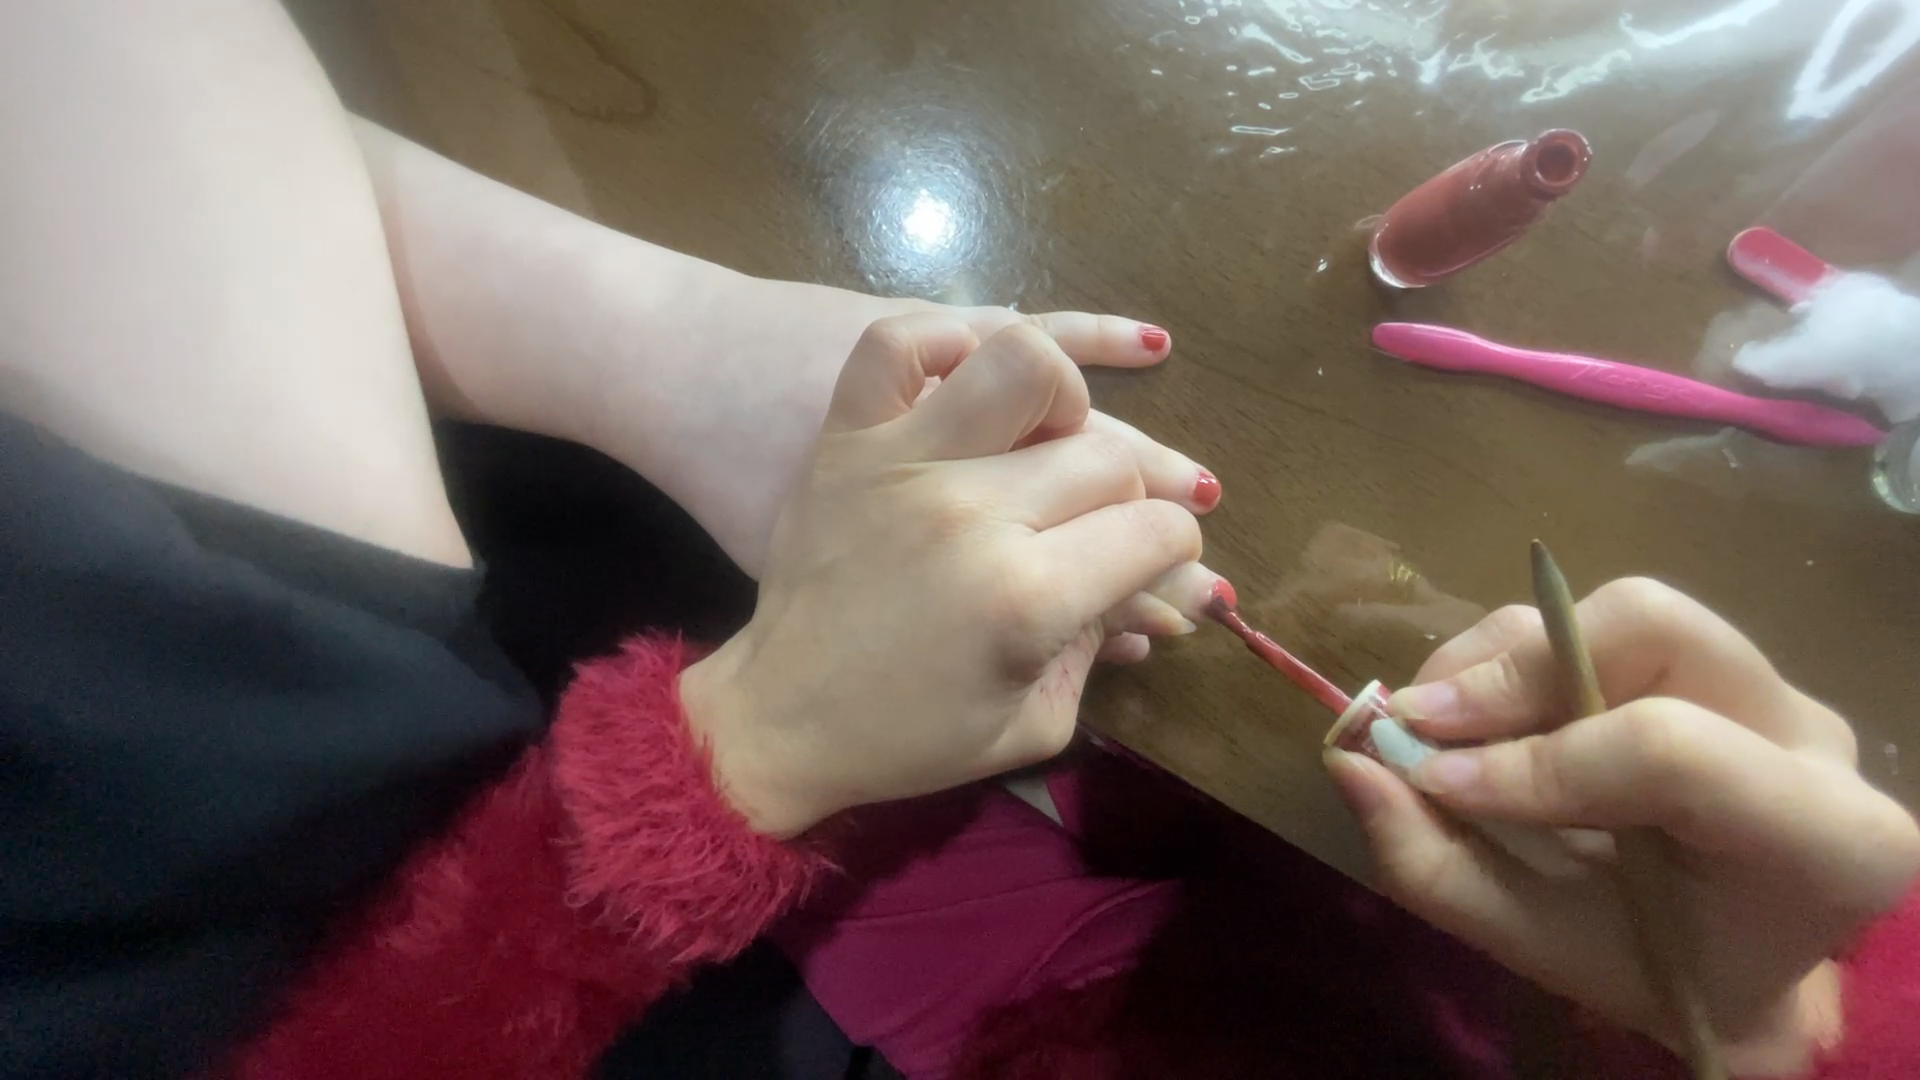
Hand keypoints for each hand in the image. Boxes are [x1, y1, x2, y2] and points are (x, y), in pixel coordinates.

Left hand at [680, 313, 1220, 837]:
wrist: (781, 717)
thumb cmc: (911, 737)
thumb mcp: (1035, 719)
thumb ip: (1110, 638)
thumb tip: (1184, 585)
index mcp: (1025, 597)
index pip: (1154, 532)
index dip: (1176, 549)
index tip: (1158, 561)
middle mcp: (970, 512)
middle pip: (1104, 454)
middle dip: (1131, 493)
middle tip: (1103, 525)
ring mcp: (901, 462)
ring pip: (1023, 362)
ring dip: (1063, 394)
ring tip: (1055, 436)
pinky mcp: (845, 439)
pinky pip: (898, 345)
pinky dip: (944, 338)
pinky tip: (973, 370)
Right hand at [1325, 578, 1919, 1075]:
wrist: (1724, 951)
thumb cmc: (1646, 962)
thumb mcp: (1533, 940)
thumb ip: (1431, 863)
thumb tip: (1347, 761)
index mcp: (1819, 840)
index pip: (1670, 750)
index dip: (1529, 757)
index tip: (1428, 780)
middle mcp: (1802, 733)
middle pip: (1647, 625)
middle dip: (1508, 669)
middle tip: (1418, 718)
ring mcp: (1752, 682)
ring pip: (1602, 610)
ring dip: (1488, 659)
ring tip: (1431, 719)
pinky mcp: (1689, 661)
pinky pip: (1575, 622)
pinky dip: (1494, 658)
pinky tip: (1467, 713)